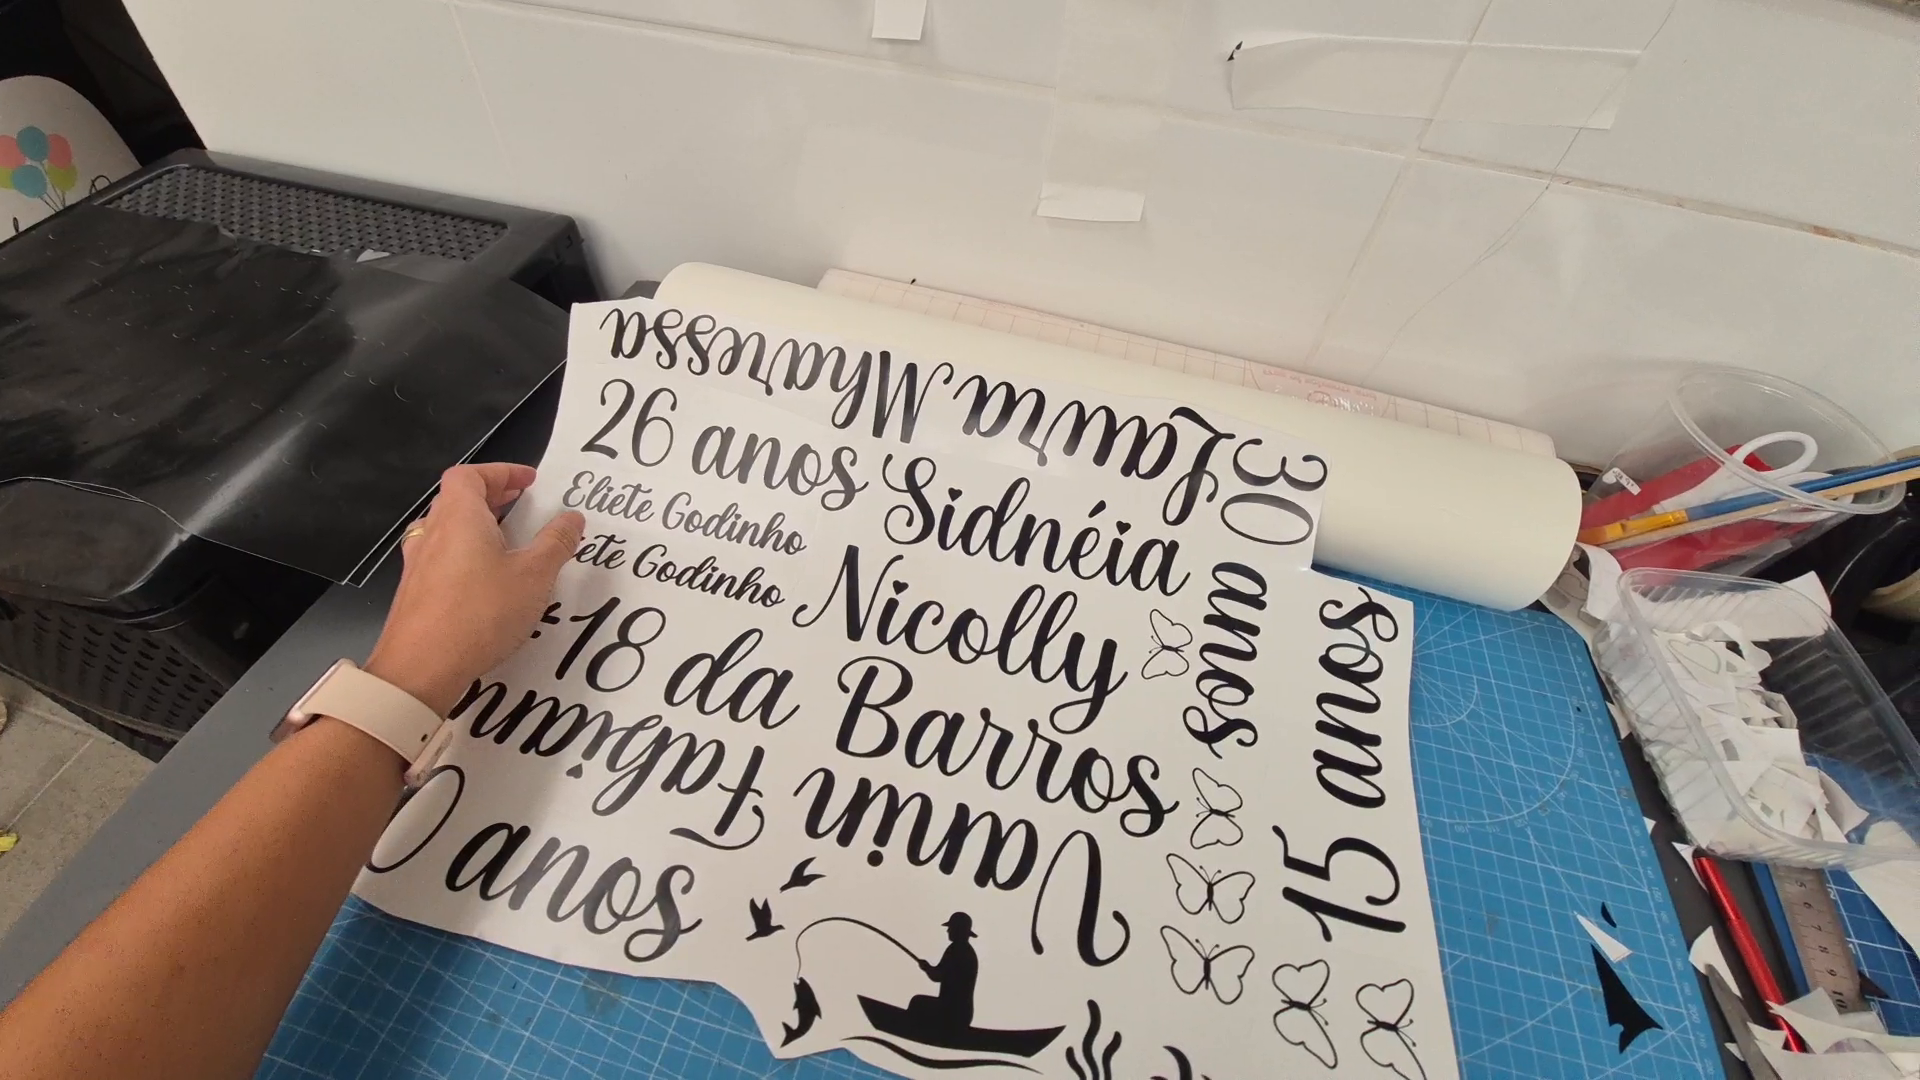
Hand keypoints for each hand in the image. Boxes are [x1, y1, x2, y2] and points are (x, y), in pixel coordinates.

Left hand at [365, 463, 584, 716]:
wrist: (421, 669)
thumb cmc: (481, 612)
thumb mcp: (534, 575)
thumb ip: (555, 543)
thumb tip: (572, 518)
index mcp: (460, 518)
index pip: (469, 475)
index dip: (500, 471)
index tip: (530, 480)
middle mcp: (434, 533)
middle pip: (457, 498)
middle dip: (494, 495)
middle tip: (526, 503)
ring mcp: (420, 564)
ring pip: (449, 528)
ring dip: (480, 524)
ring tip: (512, 538)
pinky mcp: (417, 591)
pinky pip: (444, 555)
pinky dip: (469, 550)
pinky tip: (491, 576)